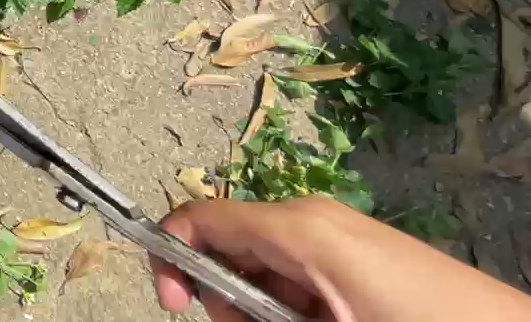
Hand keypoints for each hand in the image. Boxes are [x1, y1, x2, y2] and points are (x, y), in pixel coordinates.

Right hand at [153, 195, 530, 321]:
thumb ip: (258, 316)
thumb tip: (216, 308)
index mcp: (295, 226)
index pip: (199, 219)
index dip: (170, 254)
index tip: (173, 304)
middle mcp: (308, 218)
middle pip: (228, 241)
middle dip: (222, 289)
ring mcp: (338, 235)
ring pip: (263, 261)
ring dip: (259, 302)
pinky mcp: (361, 254)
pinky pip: (300, 272)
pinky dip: (292, 303)